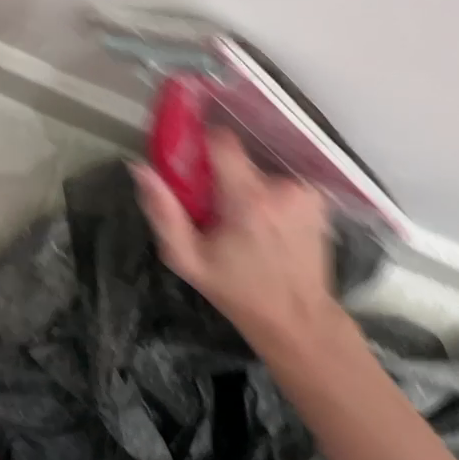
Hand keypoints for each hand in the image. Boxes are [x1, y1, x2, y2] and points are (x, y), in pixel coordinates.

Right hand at [131, 130, 345, 352]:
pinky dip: (269, 198)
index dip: (203, 145)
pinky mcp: (319, 200)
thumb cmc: (236, 289)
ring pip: (260, 173)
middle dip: (223, 178)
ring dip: (247, 189)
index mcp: (247, 200)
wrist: (297, 318)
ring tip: (242, 224)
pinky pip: (280, 184)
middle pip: (239, 161)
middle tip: (215, 211)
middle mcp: (282, 188)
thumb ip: (162, 211)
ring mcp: (306, 193)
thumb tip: (140, 168)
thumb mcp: (186, 259)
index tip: (191, 164)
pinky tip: (266, 227)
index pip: (223, 141)